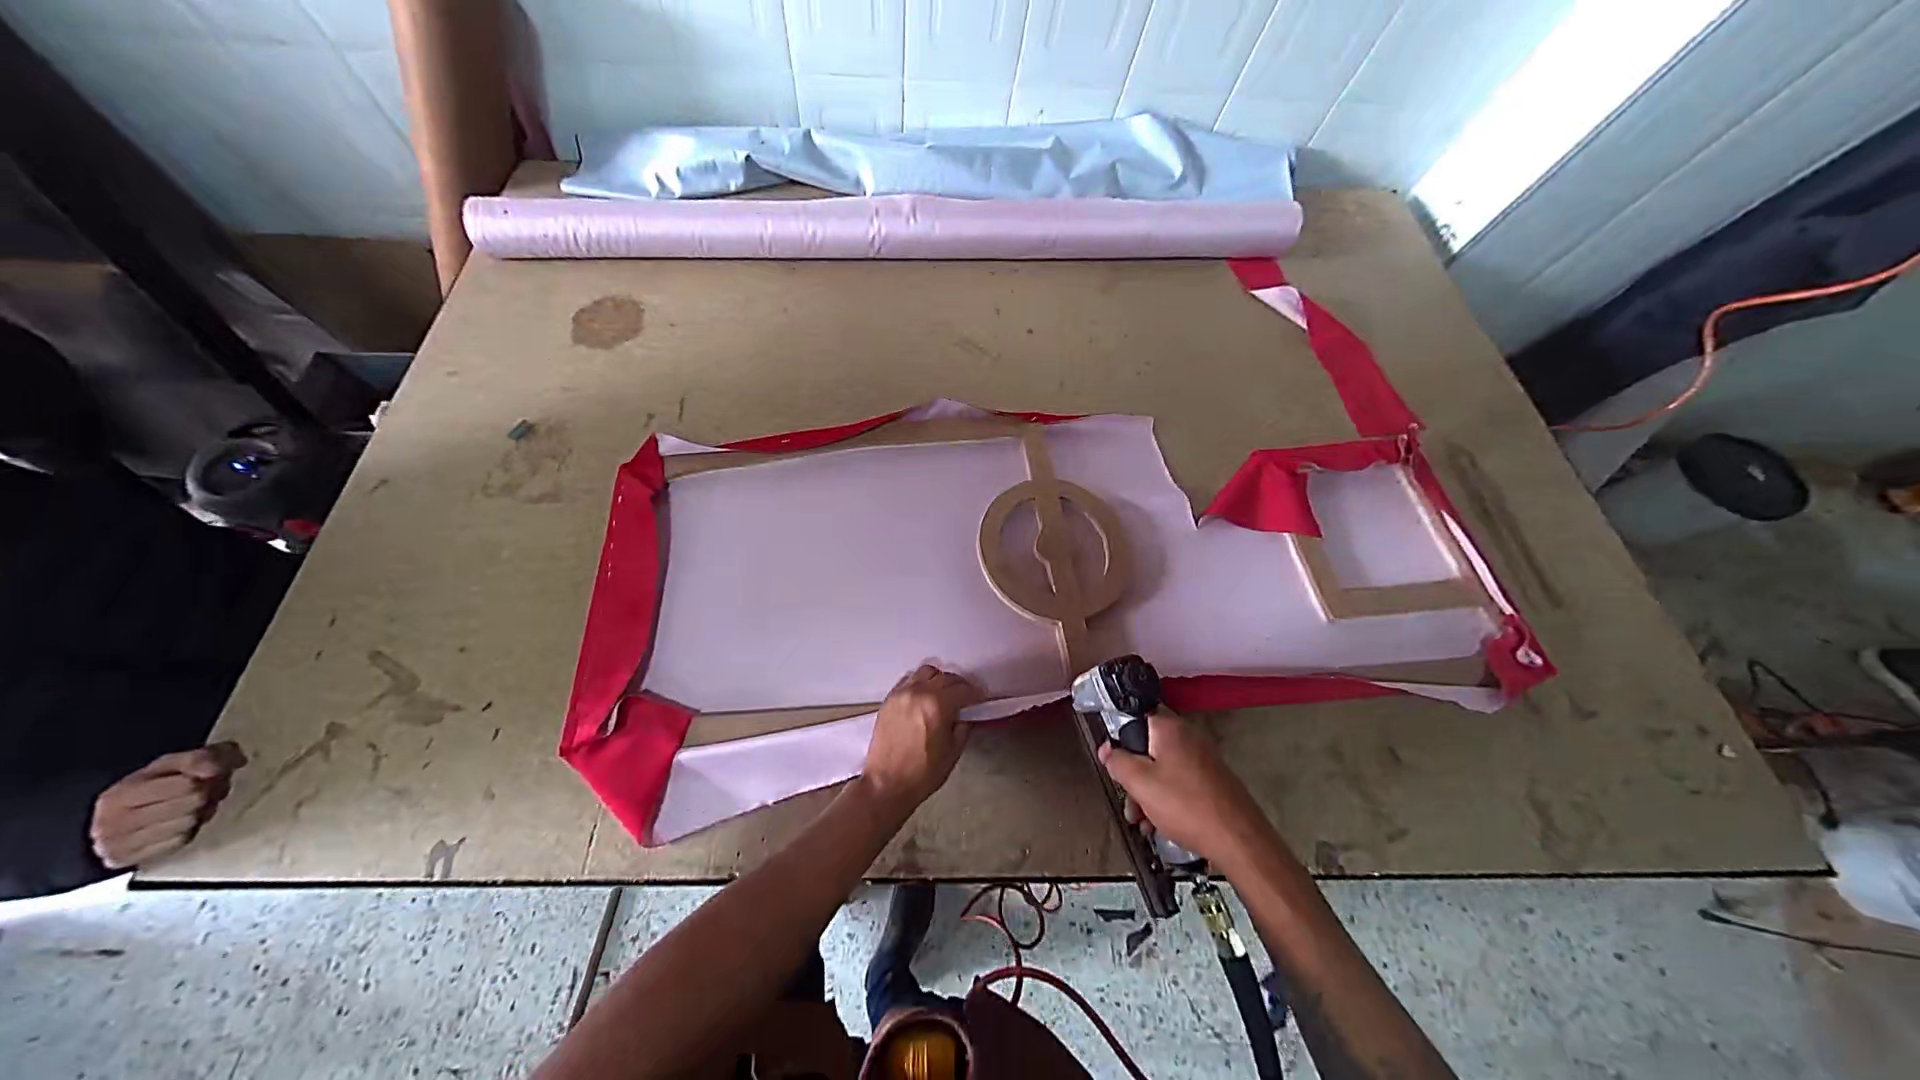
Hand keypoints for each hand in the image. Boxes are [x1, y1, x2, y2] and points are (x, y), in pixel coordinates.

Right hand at [90, 743, 247, 869]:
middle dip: (209, 793)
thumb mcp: (175, 764)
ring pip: (189, 822)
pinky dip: (189, 832)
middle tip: (206, 790)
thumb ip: (203, 758)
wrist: (120, 820)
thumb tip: (224, 766)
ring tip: (194, 807)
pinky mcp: (127, 860)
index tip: (211, 774)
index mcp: (120, 794)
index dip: (210, 776)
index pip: (189, 783)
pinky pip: (180, 842)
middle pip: (194, 800)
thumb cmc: (154, 787)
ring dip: (201, 812)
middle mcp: (111, 822)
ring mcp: (116, 845)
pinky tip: (182, 824)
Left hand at [860, 665, 982, 814]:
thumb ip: (963, 727)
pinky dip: (920, 683)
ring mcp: (901, 693)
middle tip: (966, 697)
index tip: (981, 699)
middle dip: (960, 686)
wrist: (886, 783)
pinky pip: (909, 680)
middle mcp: (919, 692)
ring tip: (944, 694)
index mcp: (937, 705)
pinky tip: (924, 697)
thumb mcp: (953, 752)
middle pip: (946, 677)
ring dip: (939, 680)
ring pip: (926, 672)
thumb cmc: (923, 772)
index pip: (963, 689)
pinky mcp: (889, 699)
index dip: (976, 694)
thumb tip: (966, 715)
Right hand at [1097, 709, 1274, 869]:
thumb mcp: (1139, 783)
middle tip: (1129, 796)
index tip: (1112, 757)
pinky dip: (1166, 799)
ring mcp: (1202, 759)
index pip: (1135, 716)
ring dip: (1147, 792)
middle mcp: (1188, 737)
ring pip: (1162, 768)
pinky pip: (1178, 783)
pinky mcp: (1210, 780)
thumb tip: (1108, 751)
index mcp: (1170, 729)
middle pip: (1148, 747)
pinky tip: (1160, 823)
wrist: (1237, 840)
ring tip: (1143, 819)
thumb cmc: (1192, 808)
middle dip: (1133, 774)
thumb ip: (1118, 762)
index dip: (1119, 737)